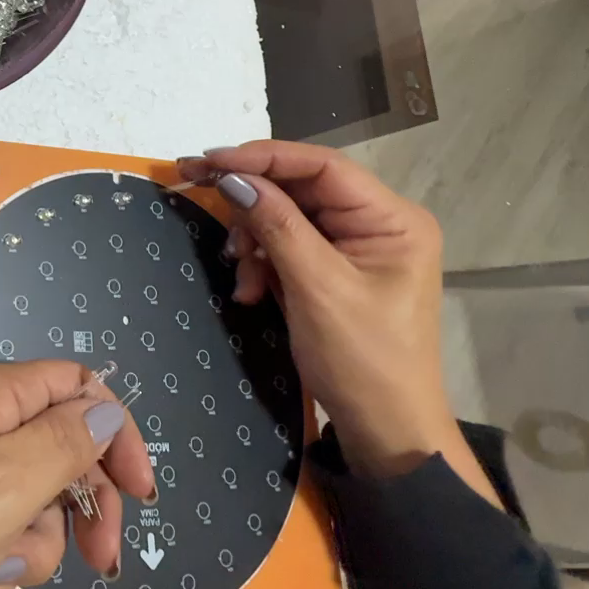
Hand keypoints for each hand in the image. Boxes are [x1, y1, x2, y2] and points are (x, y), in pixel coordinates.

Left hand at [0, 360, 155, 588]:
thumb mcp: (4, 483)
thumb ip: (63, 443)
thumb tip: (106, 413)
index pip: (79, 385)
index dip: (116, 431)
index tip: (140, 491)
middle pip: (66, 451)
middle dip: (83, 509)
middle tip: (99, 560)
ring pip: (38, 507)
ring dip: (28, 548)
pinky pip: (2, 538)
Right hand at [176, 143, 497, 502]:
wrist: (384, 431)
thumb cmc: (362, 358)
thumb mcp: (315, 287)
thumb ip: (275, 224)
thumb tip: (230, 177)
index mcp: (391, 218)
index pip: (320, 165)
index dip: (262, 157)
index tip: (209, 161)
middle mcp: (375, 222)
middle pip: (298, 188)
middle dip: (251, 204)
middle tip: (196, 192)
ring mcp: (353, 246)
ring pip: (284, 216)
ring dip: (252, 240)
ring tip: (241, 274)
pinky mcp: (331, 269)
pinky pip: (284, 246)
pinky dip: (261, 263)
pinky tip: (250, 291)